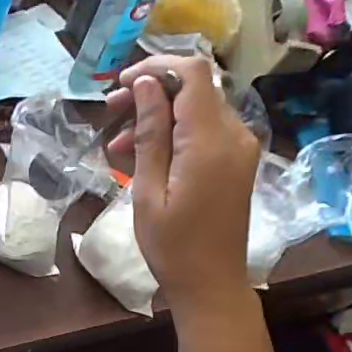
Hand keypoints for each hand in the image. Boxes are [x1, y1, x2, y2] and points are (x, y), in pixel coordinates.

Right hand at [102, 55, 261, 309]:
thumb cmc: (172, 247)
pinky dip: (176, 134)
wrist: (211, 284)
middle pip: (194, 89)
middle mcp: (234, 134)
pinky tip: (146, 156)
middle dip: (151, 93)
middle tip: (110, 114)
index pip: (192, 73)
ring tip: (119, 146)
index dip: (156, 67)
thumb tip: (145, 85)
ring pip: (198, 110)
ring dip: (160, 117)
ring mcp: (241, 148)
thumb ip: (150, 133)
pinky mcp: (238, 162)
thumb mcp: (148, 192)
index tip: (121, 84)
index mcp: (210, 141)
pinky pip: (206, 132)